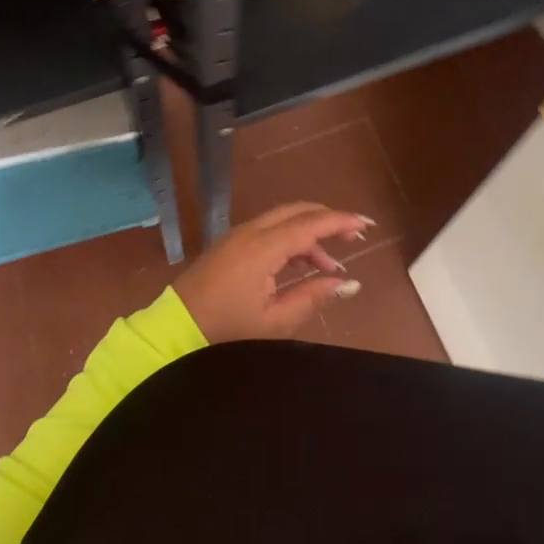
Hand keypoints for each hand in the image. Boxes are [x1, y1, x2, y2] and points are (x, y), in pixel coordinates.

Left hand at [173, 202, 372, 343]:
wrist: (176, 331)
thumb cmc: (227, 331)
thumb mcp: (276, 321)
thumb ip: (313, 296)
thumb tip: (347, 282)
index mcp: (263, 247)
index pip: (310, 224)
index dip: (341, 221)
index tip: (367, 224)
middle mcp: (250, 232)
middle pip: (296, 211)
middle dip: (327, 220)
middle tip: (354, 237)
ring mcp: (237, 236)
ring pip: (282, 220)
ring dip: (309, 235)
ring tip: (331, 267)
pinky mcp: (229, 245)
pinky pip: (268, 231)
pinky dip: (290, 240)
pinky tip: (304, 265)